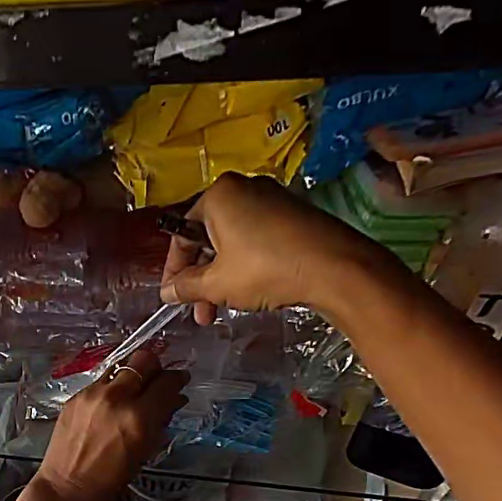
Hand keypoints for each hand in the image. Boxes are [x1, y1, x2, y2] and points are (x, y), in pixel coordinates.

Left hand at [30, 350, 190, 500]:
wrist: (67, 487)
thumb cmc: (111, 479)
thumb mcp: (144, 452)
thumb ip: (160, 421)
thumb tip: (175, 399)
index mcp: (138, 417)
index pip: (166, 383)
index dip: (177, 379)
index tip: (180, 379)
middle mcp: (115, 398)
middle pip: (143, 361)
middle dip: (154, 368)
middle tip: (155, 380)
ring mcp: (92, 394)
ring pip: (120, 367)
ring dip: (130, 375)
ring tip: (132, 391)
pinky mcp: (75, 397)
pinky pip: (100, 382)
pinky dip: (110, 389)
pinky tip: (109, 405)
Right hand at [160, 173, 416, 324]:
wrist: (334, 266)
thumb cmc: (265, 269)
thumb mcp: (216, 284)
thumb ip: (186, 287)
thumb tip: (167, 292)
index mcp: (219, 195)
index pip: (181, 234)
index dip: (173, 270)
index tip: (173, 297)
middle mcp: (243, 188)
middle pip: (208, 238)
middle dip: (200, 279)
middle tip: (201, 311)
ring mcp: (271, 199)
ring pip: (232, 242)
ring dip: (221, 277)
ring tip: (223, 308)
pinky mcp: (293, 215)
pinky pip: (256, 240)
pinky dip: (245, 266)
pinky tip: (249, 292)